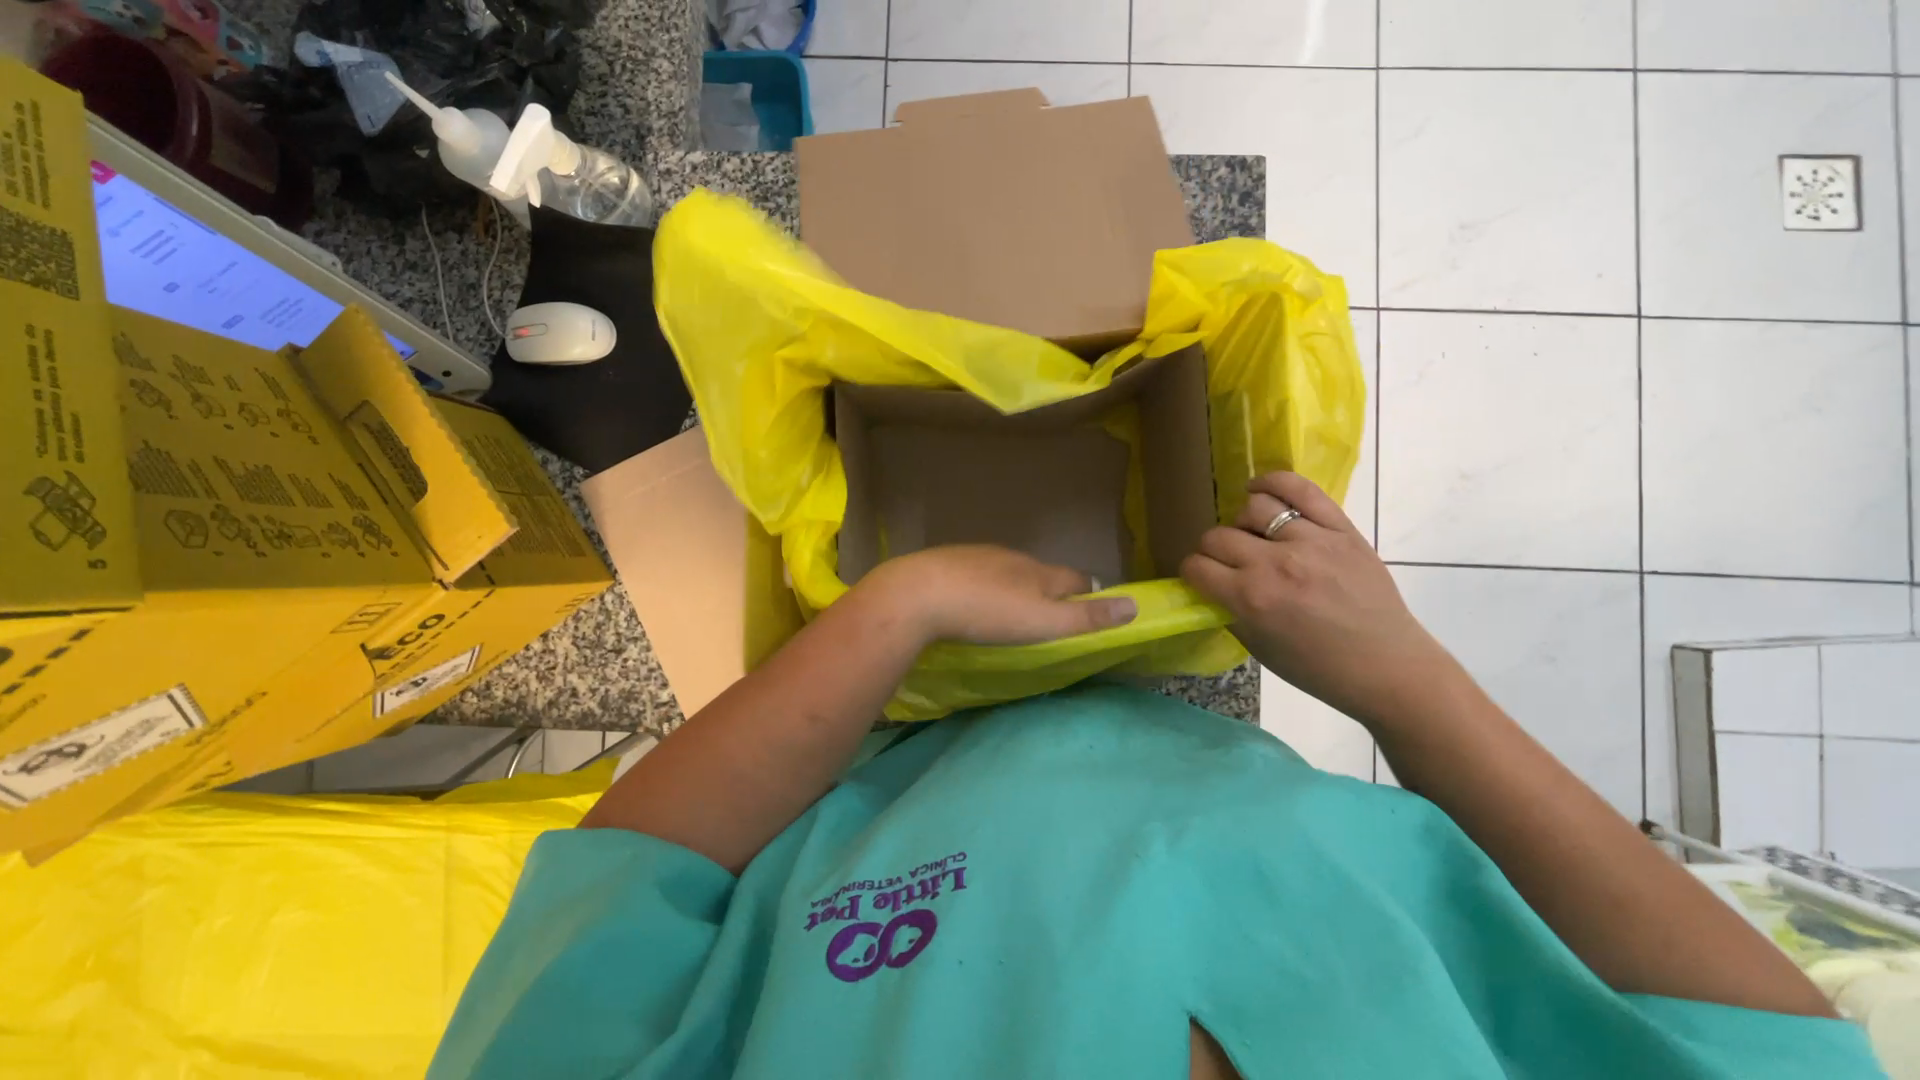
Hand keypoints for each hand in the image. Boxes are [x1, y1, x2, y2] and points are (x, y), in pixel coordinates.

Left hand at [861, 545, 1138, 645]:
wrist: (916, 594)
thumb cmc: (986, 612)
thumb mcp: (1043, 622)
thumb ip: (1086, 618)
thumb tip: (1134, 606)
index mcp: (1039, 572)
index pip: (1076, 579)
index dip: (1088, 594)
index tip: (1093, 608)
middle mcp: (1011, 557)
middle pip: (1040, 573)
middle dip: (1049, 590)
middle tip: (1050, 616)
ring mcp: (975, 557)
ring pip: (1005, 572)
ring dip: (1013, 588)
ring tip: (1010, 613)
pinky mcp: (944, 565)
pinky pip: (973, 576)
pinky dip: (980, 589)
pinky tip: (969, 605)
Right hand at [1180, 472, 1463, 727]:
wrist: (1387, 666)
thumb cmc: (1318, 669)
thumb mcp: (1259, 649)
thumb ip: (1230, 612)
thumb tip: (1210, 587)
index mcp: (1252, 598)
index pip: (1197, 567)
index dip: (1193, 574)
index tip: (1202, 580)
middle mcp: (1276, 563)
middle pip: (1218, 536)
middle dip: (1211, 551)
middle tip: (1226, 564)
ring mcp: (1311, 540)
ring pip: (1253, 508)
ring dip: (1242, 523)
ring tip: (1253, 537)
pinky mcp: (1340, 528)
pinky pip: (1300, 489)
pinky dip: (1272, 483)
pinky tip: (1259, 490)